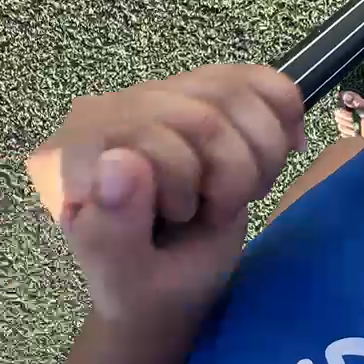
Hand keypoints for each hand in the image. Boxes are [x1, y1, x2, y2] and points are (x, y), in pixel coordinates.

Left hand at [26, 64, 306, 332]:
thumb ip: (113, 227)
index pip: (149, 133)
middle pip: (206, 112)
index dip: (186, 181)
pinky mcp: (208, 93)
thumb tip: (122, 160)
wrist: (171, 281)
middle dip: (234, 172)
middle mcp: (115, 109)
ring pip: (241, 93)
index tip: (180, 217)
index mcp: (77, 151)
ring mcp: (165, 95)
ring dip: (262, 153)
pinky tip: (284, 146)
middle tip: (219, 209)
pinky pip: (262, 79)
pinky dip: (286, 113)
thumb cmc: (144, 283)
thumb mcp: (123, 276)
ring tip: (243, 187)